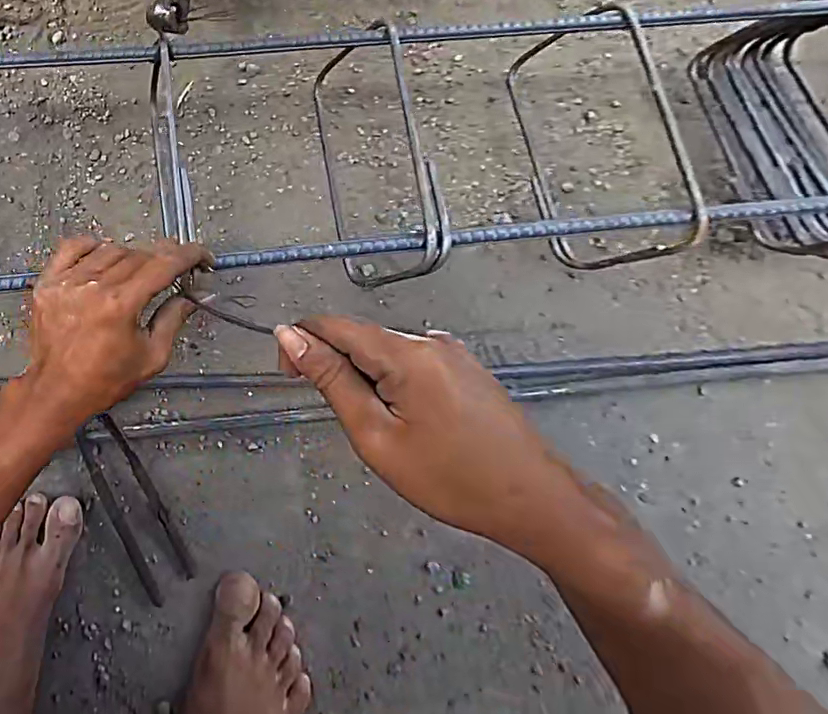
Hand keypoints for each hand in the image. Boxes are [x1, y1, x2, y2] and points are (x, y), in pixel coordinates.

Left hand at [25, 236, 211, 421]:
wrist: (56, 391)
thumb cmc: (103, 380)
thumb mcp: (151, 356)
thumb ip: (173, 319)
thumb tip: (194, 296)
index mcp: (121, 305)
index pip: (163, 265)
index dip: (188, 255)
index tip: (200, 255)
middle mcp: (93, 287)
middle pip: (139, 255)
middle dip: (163, 257)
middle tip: (174, 266)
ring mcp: (68, 282)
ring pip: (110, 249)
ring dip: (131, 255)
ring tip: (138, 270)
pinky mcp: (49, 282)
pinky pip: (73, 247)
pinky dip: (92, 246)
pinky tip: (103, 255)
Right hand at [275, 316, 594, 555]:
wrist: (539, 503)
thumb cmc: (454, 480)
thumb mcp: (376, 437)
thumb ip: (330, 380)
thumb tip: (289, 336)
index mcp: (406, 353)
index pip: (332, 325)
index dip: (300, 344)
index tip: (289, 377)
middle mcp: (428, 340)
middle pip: (359, 337)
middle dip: (335, 366)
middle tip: (345, 419)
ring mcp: (450, 351)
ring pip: (383, 350)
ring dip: (365, 377)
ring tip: (383, 429)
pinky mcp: (463, 365)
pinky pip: (410, 360)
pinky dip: (391, 381)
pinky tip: (408, 420)